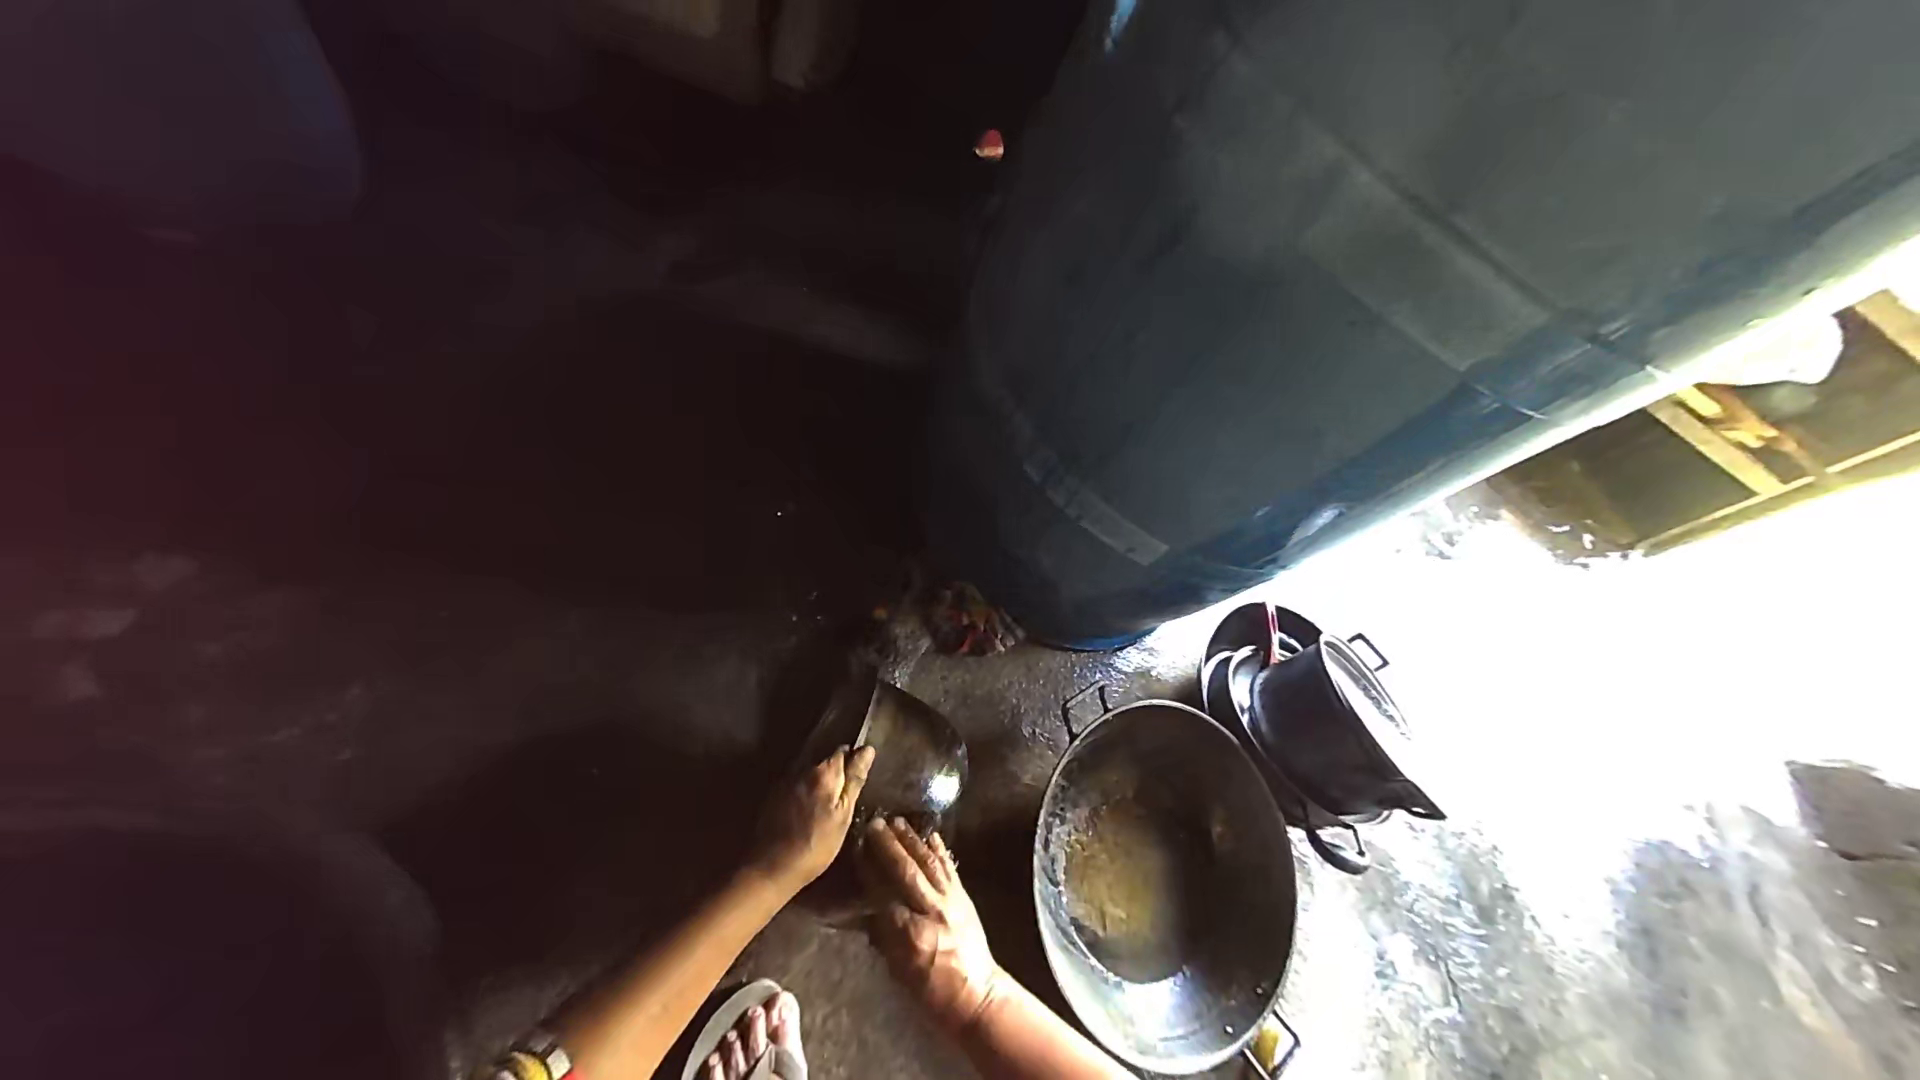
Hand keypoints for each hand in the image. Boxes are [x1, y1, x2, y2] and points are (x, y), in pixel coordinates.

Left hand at [747, 745, 874, 892]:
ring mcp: (785, 779)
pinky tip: (808, 807)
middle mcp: (803, 767)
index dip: (854, 761)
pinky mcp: (773, 793)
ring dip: (819, 778)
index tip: (858, 778)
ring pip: (810, 769)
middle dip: (836, 768)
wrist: (771, 867)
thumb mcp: (843, 815)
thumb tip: (868, 749)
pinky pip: (796, 781)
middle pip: (825, 757)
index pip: (844, 750)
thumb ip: (854, 780)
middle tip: (844, 793)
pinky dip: (805, 788)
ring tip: (827, 800)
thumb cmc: (816, 845)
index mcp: (824, 771)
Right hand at [861, 817, 1002, 1030]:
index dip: (870, 872)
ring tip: (898, 821)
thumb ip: (884, 936)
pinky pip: (949, 868)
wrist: (976, 995)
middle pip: (907, 872)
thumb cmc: (932, 991)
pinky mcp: (964, 896)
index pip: (885, 896)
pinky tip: (931, 834)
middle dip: (890, 846)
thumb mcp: (899, 971)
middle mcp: (933, 911)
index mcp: (912, 935)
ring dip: (912, 840)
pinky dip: (939, 850)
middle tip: (875, 824)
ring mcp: (951, 901)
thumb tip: (869, 909)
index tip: (858, 850)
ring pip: (929, 863)